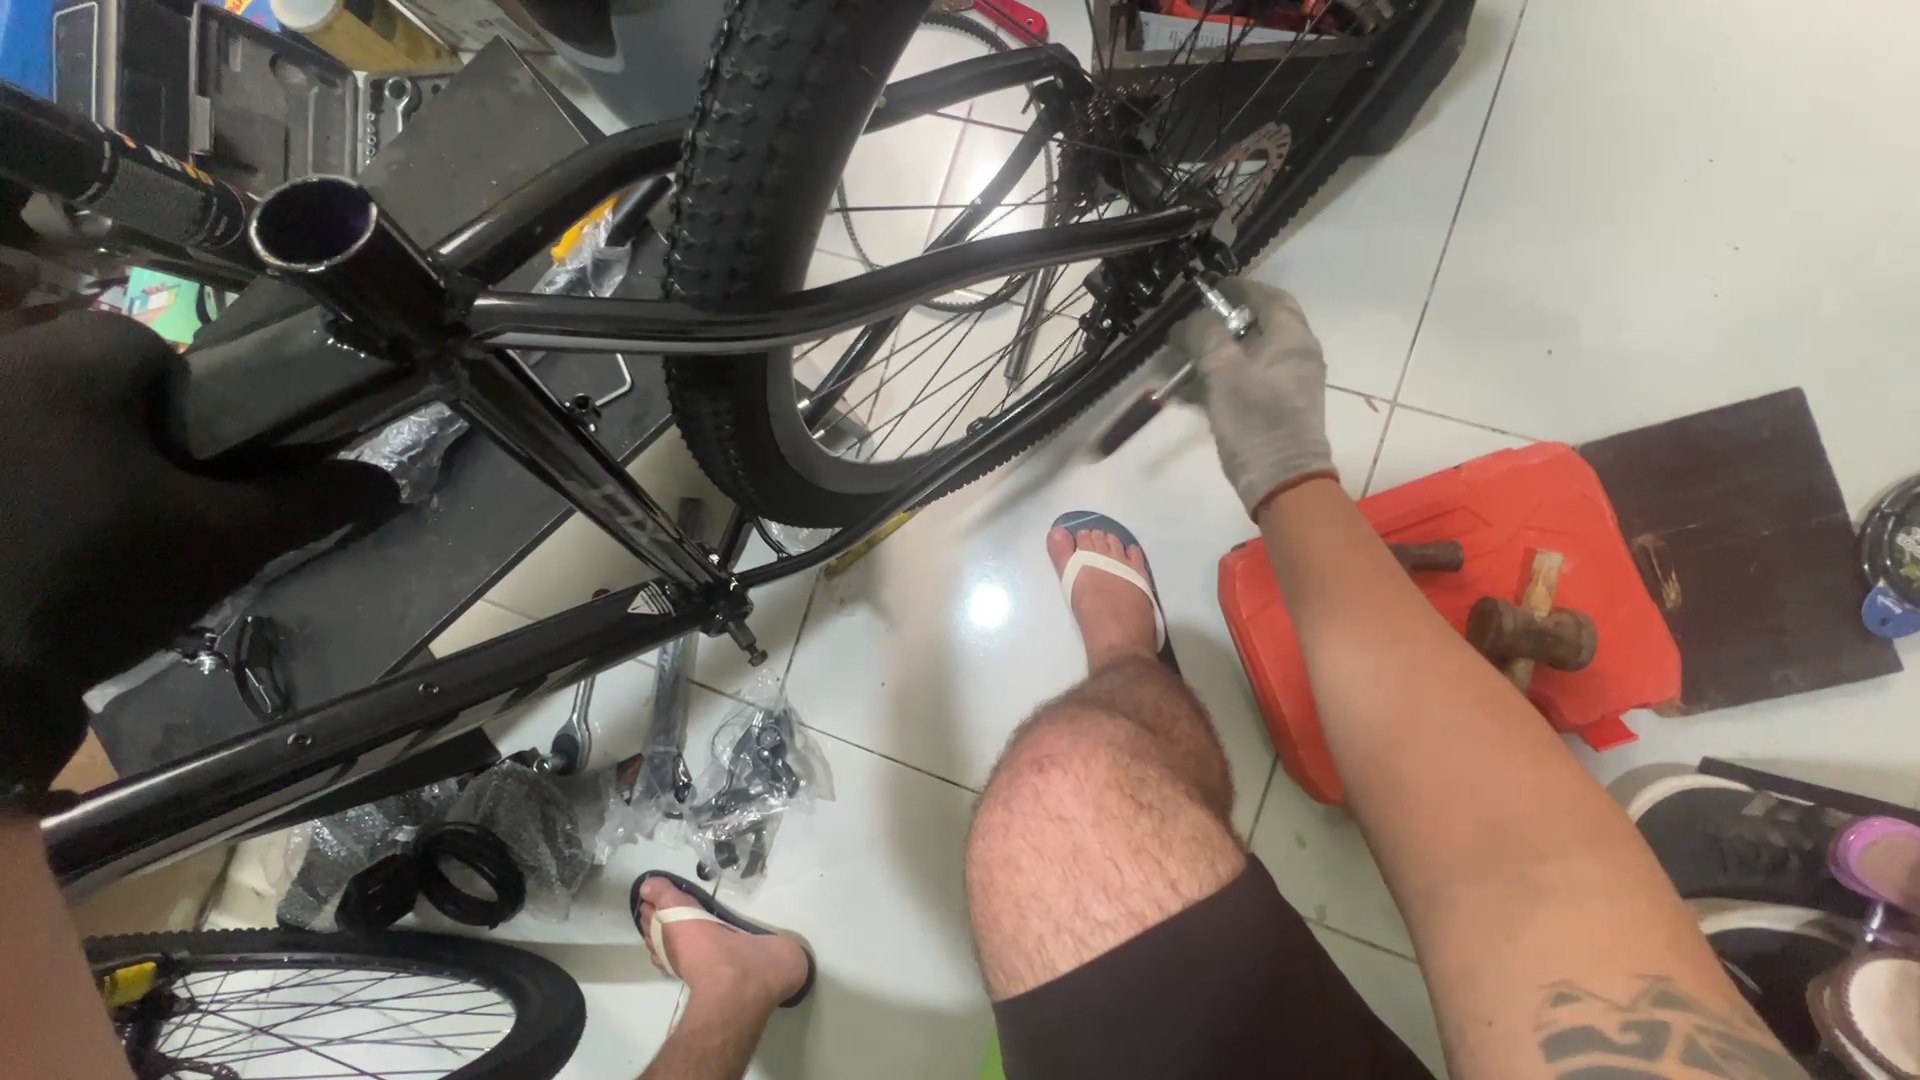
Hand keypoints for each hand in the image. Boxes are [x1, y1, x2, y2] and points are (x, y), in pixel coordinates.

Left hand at [0, 312, 397, 793]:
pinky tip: (33, 539)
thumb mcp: (227, 542)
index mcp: (58, 373)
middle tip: (154, 497)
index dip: (188, 398)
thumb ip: (310, 502)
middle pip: (77, 378)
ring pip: (27, 415)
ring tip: (91, 524)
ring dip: (65, 452)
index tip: (204, 458)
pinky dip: (19, 481)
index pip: (143, 344)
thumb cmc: (92, 583)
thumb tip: (385, 483)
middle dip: (122, 426)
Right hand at [1172, 280, 1335, 517]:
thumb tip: (1193, 320)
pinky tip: (1189, 391)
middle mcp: (1295, 355)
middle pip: (1256, 327)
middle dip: (1218, 326)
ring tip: (1179, 362)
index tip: (1207, 291)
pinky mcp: (1274, 408)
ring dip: (1213, 355)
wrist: (1280, 481)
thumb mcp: (1224, 372)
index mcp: (1291, 339)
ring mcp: (1286, 384)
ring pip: (1246, 356)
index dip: (1238, 289)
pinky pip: (1244, 381)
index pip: (1268, 298)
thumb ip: (1206, 336)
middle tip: (1187, 330)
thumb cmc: (1256, 421)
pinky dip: (1219, 379)